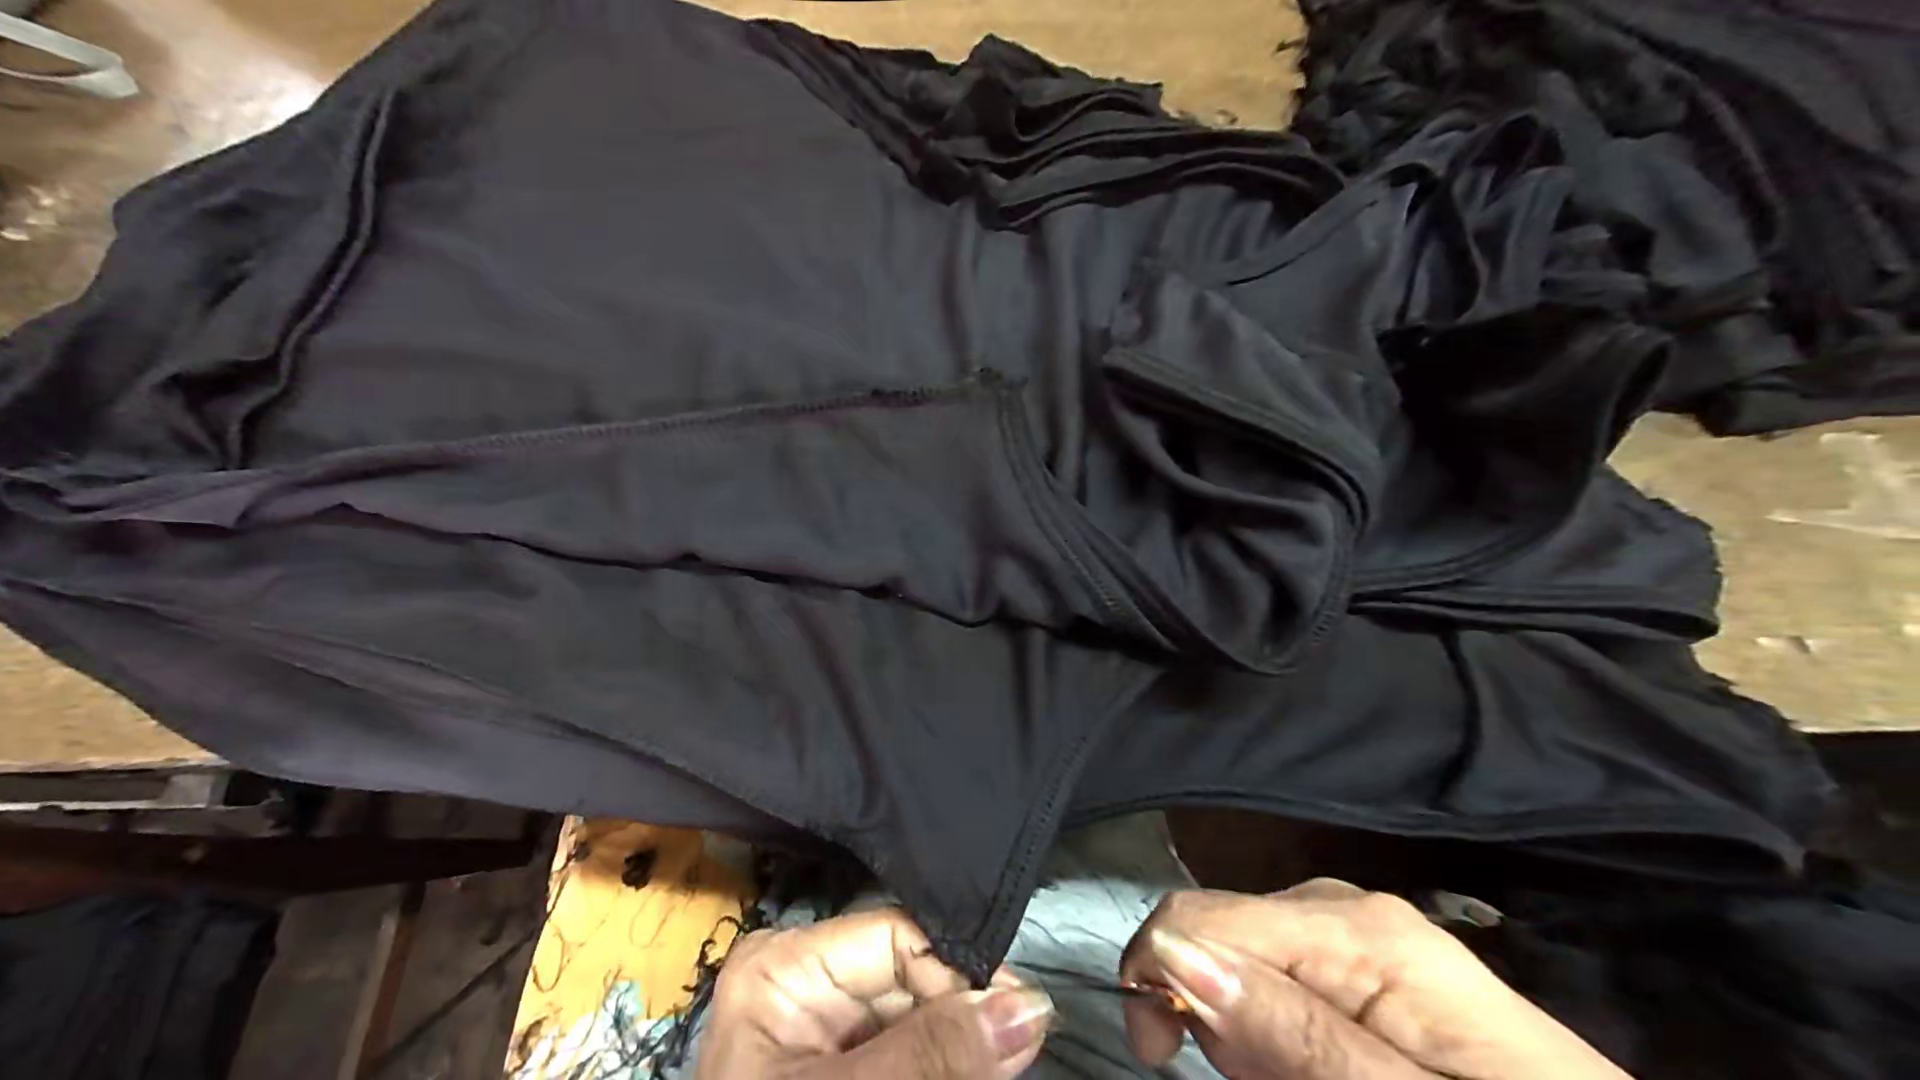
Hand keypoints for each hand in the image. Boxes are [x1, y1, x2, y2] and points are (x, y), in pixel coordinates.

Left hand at [696, 908, 1052, 1079]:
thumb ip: (933, 1054)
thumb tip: (1031, 1007)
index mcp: (785, 966)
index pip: (895, 936)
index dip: (958, 973)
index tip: (1017, 1020)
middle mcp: (807, 980)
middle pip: (912, 975)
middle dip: (962, 1017)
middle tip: (1015, 1053)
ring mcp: (826, 1024)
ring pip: (919, 1013)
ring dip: (958, 1047)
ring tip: (999, 1064)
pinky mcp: (846, 1061)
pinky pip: (910, 1046)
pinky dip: (942, 1064)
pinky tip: (970, 1070)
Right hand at [1120, 879, 1630, 1079]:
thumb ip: (1291, 1034)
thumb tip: (1171, 950)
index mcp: (1356, 928)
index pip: (1202, 915)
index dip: (1157, 976)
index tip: (1160, 1060)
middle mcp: (1348, 907)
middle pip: (1220, 933)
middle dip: (1218, 1017)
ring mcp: (1362, 931)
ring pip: (1246, 959)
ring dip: (1249, 1033)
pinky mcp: (1373, 960)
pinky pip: (1286, 976)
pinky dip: (1280, 1030)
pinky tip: (1319, 1066)